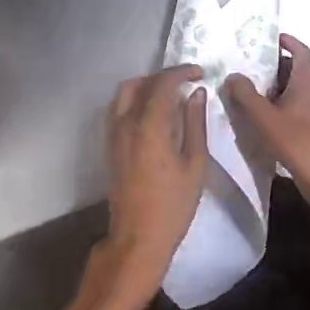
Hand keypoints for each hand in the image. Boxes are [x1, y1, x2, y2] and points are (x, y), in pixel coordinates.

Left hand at [105, 65, 208, 280]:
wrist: (137, 238)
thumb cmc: (172, 205)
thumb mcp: (194, 165)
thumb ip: (195, 124)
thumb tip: (197, 93)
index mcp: (149, 125)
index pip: (163, 83)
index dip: (182, 72)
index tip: (200, 73)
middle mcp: (126, 122)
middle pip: (142, 83)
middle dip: (165, 76)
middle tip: (187, 82)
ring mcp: (114, 132)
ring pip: (126, 92)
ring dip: (147, 85)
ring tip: (170, 94)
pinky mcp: (109, 144)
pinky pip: (119, 107)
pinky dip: (135, 98)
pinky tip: (153, 111)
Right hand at [225, 34, 309, 195]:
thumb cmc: (295, 140)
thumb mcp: (263, 116)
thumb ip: (245, 94)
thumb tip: (233, 76)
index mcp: (306, 81)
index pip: (302, 51)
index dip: (289, 42)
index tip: (272, 38)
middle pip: (297, 68)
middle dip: (276, 63)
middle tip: (253, 62)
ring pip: (295, 88)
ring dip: (276, 84)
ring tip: (252, 85)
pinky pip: (295, 104)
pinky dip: (279, 101)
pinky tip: (262, 112)